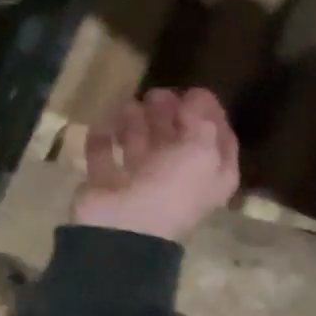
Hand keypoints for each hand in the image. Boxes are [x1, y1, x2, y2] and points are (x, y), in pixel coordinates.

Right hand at [71, 88, 239, 242]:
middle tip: (156, 92)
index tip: (193, 90)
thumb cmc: (171, 188)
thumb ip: (200, 123)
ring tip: (128, 102)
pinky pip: (103, 156)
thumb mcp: (199, 152)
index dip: (208, 113)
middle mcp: (178, 175)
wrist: (122, 225)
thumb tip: (197, 97)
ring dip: (135, 124)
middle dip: (168, 115)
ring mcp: (140, 180)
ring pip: (139, 146)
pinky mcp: (106, 182)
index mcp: (210, 172)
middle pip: (175, 139)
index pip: (216, 137)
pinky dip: (101, 140)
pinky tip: (99, 123)